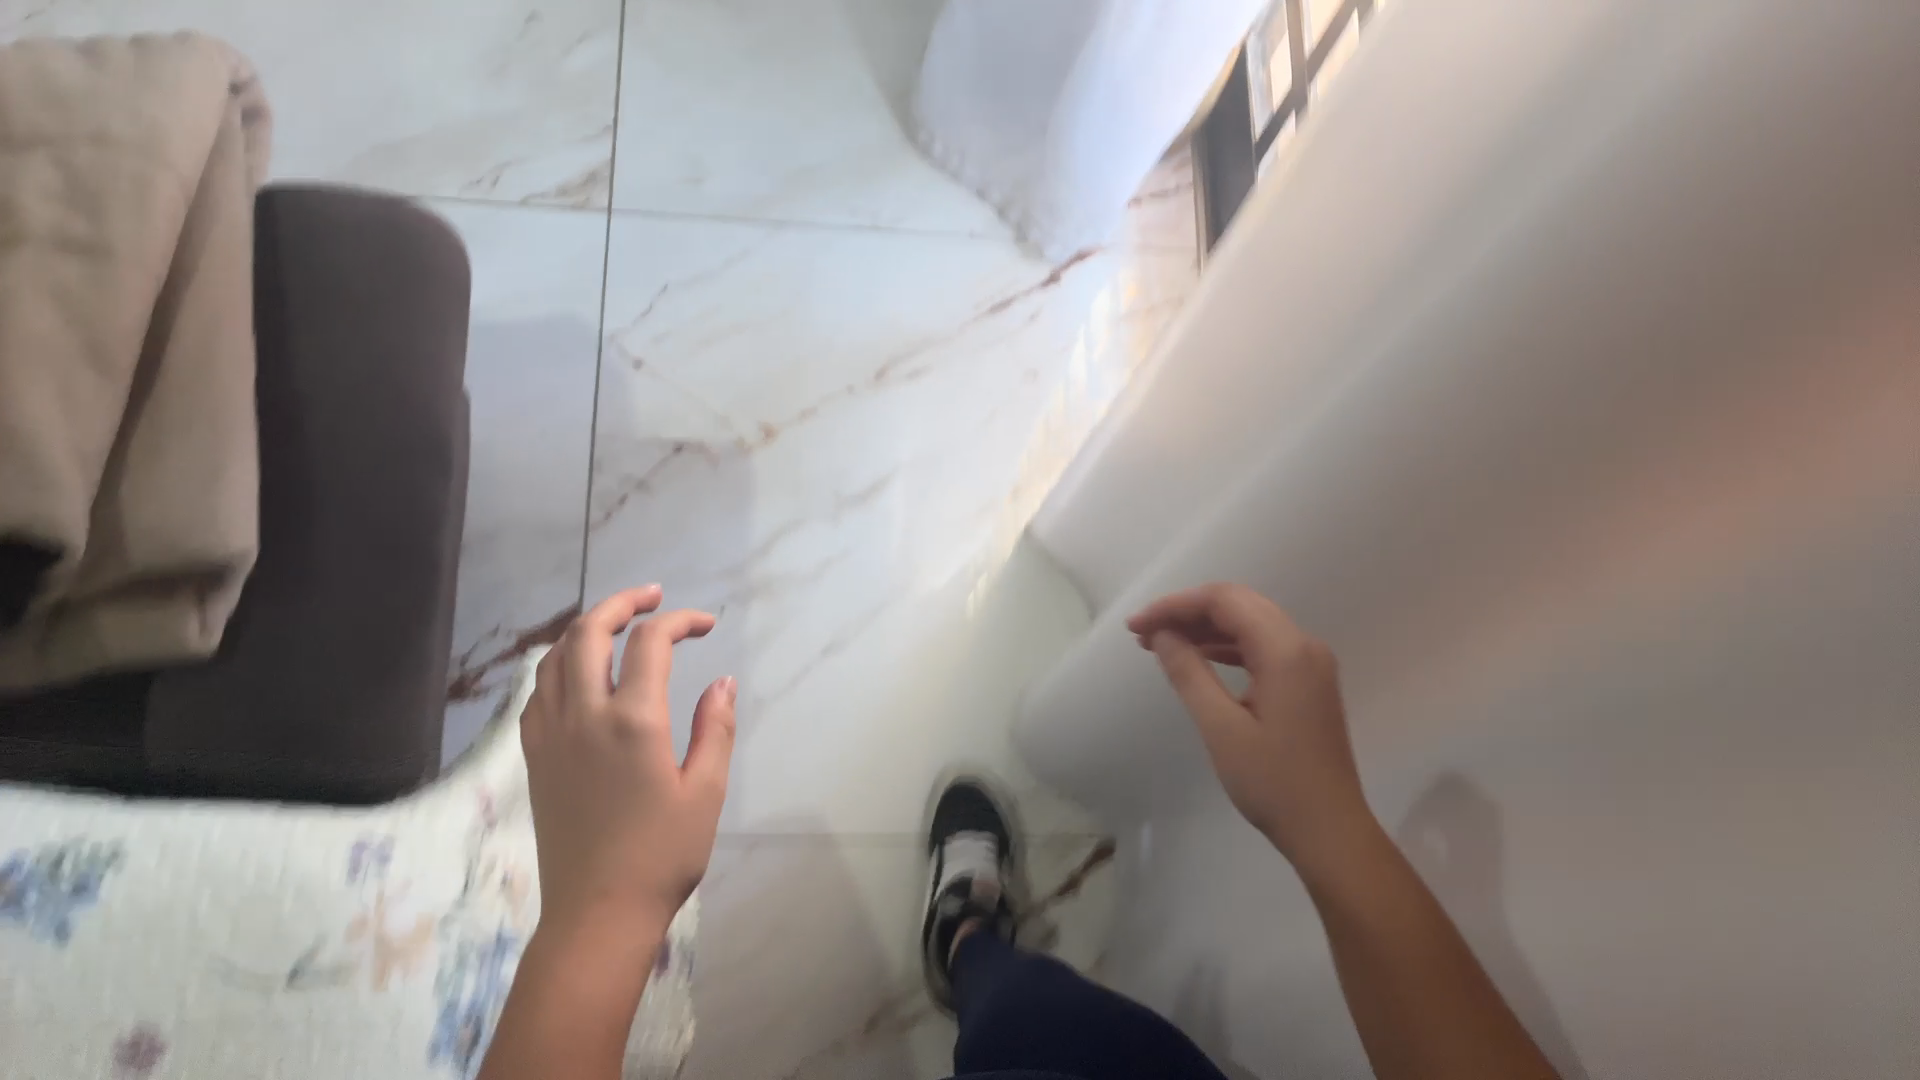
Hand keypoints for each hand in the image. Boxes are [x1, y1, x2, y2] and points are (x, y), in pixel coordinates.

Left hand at [521, 586, 735, 939]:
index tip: (706, 625)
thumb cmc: (663, 854)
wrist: (598, 915)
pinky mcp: (534, 758)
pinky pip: (538, 692)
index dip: (679, 621)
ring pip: (553, 658)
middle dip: (621, 603)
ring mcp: (550, 736)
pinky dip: (559, 665)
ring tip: (616, 626)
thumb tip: (722, 681)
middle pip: (588, 632)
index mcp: (633, 721)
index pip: (650, 642)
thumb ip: (716, 728)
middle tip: (652, 597)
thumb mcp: (706, 790)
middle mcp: (583, 716)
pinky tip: (581, 675)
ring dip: (585, 629)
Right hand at [1128, 583, 1374, 868]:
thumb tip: (1162, 635)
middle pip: (1238, 604)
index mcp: (1286, 651)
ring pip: (1250, 623)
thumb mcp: (1221, 728)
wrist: (1330, 832)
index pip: (1224, 601)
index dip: (1175, 606)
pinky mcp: (1307, 682)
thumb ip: (1189, 673)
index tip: (1137, 626)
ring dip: (1205, 627)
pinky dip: (1225, 646)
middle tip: (1144, 632)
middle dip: (1187, 612)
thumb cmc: (1274, 783)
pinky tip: (1198, 658)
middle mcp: (1303, 646)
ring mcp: (1309, 664)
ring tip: (1161, 644)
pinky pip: (1261, 645)